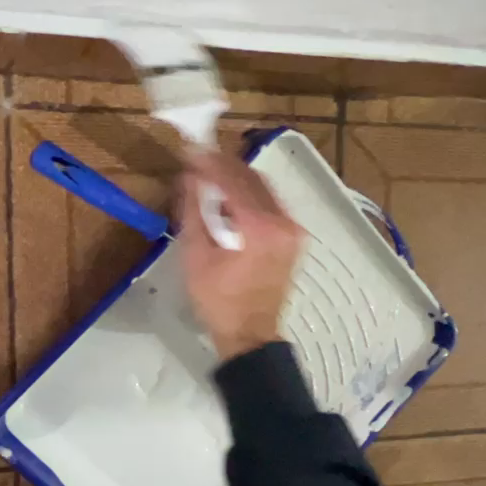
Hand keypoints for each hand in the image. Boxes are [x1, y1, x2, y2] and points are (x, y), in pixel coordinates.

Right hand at [177, 147, 303, 359]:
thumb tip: (191, 176)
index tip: (191, 150)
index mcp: (259, 226)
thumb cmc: (217, 301)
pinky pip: (272, 205)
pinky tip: (231, 200)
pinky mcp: (294, 238)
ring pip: (264, 189)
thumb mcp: (195, 255)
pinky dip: (250, 196)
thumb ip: (194, 210)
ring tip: (212, 178)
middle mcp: (283, 222)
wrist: (250, 334)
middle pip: (252, 178)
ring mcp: (293, 230)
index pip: (233, 180)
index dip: (210, 162)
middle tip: (199, 160)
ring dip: (238, 180)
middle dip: (225, 166)